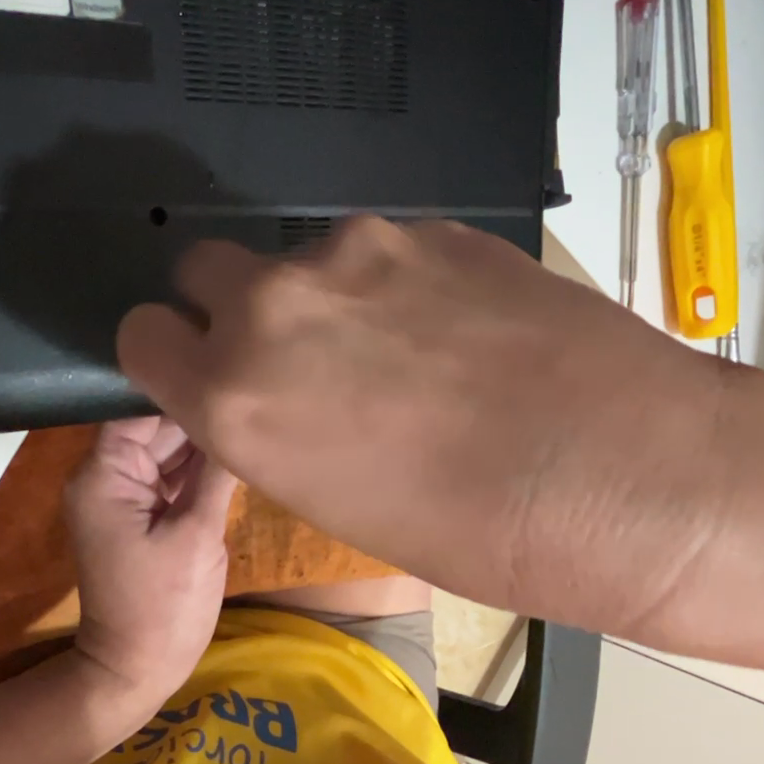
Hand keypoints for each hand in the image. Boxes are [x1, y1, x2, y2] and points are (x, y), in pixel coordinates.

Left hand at [66, 417, 238, 712]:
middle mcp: (107, 477)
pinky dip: (200, 470)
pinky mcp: (146, 516)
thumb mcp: (197, 536)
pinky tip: (239, 450)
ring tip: (253, 412)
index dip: (184, 390)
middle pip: (156, 428)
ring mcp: (126, 497)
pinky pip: (173, 479)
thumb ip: (216, 473)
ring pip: (169, 452)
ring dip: (204, 441)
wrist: (138, 667)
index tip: (230, 370)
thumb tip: (238, 416)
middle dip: (200, 414)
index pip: (140, 410)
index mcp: (104, 475)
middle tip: (254, 389)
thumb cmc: (164, 605)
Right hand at [116, 217, 739, 633]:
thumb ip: (269, 427)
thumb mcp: (330, 502)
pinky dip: (394, 283)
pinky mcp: (433, 229)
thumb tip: (265, 391)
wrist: (621, 477)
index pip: (142, 335)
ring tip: (398, 352)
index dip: (172, 357)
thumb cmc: (469, 534)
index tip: (203, 374)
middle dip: (233, 313)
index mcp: (234, 397)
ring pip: (299, 258)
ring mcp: (357, 255)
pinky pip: (378, 250)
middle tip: (299, 360)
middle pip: (207, 271)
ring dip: (321, 297)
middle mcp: (275, 308)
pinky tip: (453, 331)